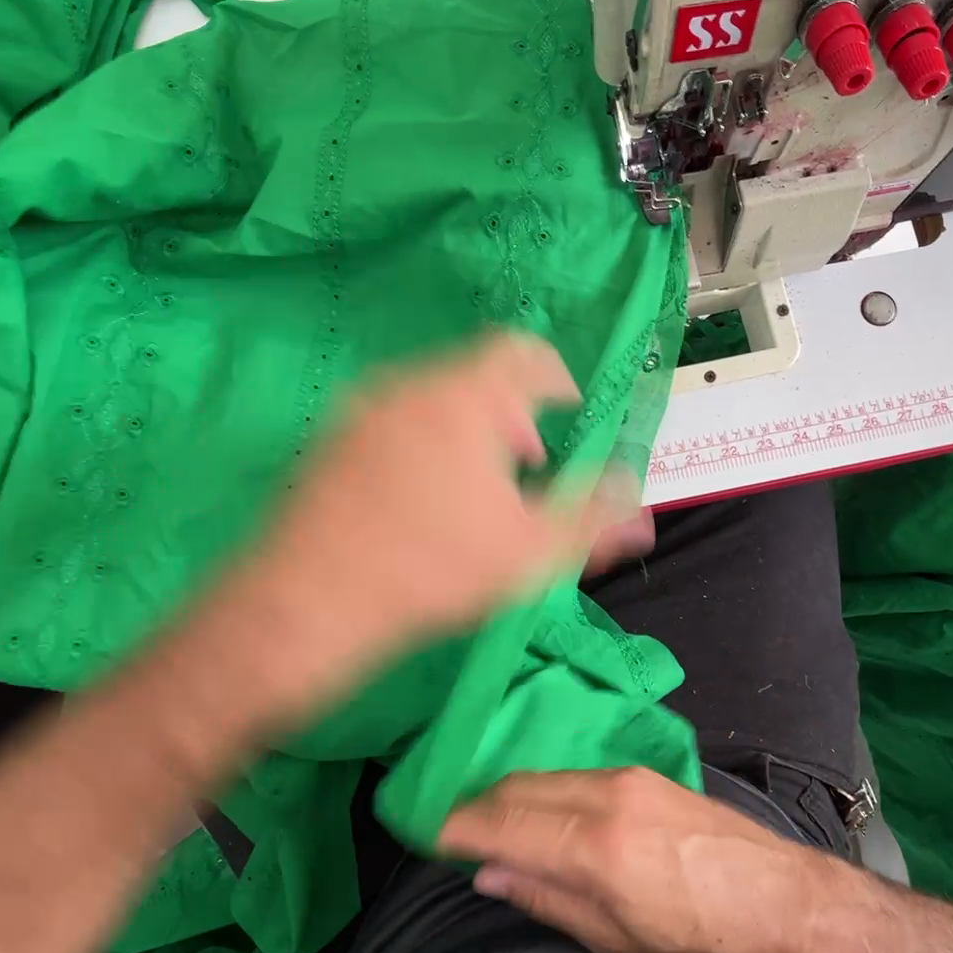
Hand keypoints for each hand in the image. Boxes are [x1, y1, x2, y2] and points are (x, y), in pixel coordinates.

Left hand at [247, 332, 642, 664]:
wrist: (309, 601)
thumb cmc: (431, 569)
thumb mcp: (529, 552)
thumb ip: (593, 522)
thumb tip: (642, 511)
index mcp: (465, 398)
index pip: (522, 351)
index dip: (554, 376)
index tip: (566, 411)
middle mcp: (411, 386)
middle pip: (479, 375)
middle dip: (513, 412)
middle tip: (524, 464)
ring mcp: (362, 409)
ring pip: (434, 396)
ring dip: (468, 425)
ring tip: (474, 485)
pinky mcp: (329, 438)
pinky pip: (394, 417)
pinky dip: (424, 438)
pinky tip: (419, 496)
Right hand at [437, 767, 848, 952]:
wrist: (779, 895)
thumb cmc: (699, 935)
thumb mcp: (616, 937)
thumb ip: (545, 896)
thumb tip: (487, 871)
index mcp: (597, 844)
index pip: (505, 822)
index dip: (459, 825)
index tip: (428, 831)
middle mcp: (607, 794)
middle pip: (519, 787)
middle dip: (477, 804)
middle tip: (449, 828)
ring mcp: (627, 776)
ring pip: (545, 775)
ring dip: (508, 795)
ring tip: (486, 822)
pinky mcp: (644, 772)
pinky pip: (574, 774)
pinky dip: (542, 790)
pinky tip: (537, 811)